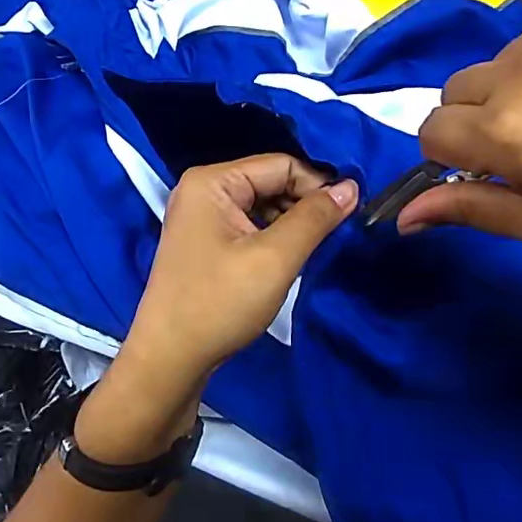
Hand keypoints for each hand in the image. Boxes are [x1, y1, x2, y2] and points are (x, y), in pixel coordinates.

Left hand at [77, 155, 355, 462]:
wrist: (169, 356)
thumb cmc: (220, 303)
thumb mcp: (275, 258)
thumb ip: (314, 218)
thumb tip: (351, 186)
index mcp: (212, 181)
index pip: (280, 164)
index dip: (318, 185)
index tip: (350, 214)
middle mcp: (202, 188)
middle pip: (269, 181)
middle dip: (304, 204)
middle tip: (335, 235)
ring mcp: (200, 215)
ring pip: (261, 204)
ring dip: (290, 222)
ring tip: (314, 249)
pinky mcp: (204, 239)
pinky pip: (248, 223)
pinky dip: (272, 235)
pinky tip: (289, 257)